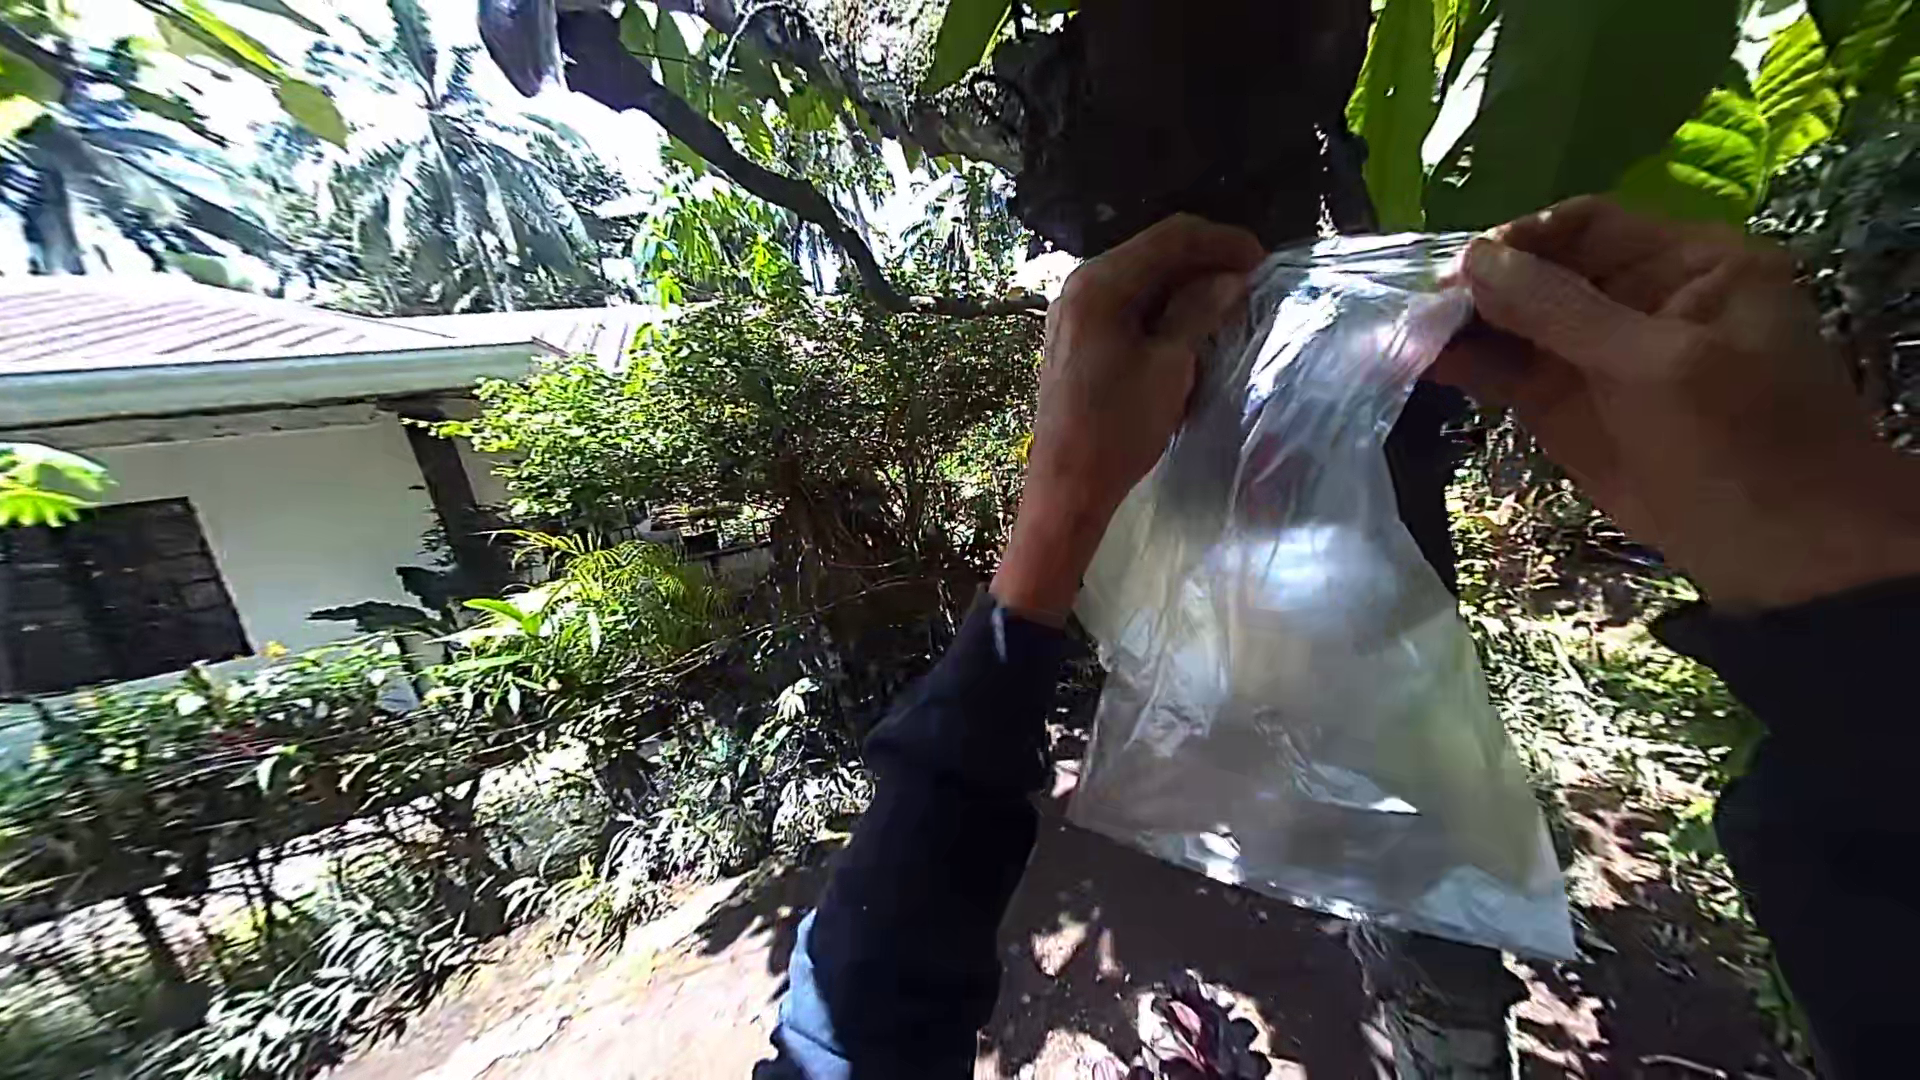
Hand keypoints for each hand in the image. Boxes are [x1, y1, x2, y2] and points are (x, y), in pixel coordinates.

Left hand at [991, 214, 1264, 620]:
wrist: (1068, 485)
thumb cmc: (1118, 429)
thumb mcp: (1169, 366)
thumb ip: (1198, 312)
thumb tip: (1229, 279)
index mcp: (1099, 284)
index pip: (1171, 236)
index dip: (1224, 242)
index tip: (1264, 262)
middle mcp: (1077, 288)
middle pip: (1151, 254)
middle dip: (1203, 264)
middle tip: (1247, 285)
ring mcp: (1070, 315)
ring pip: (1137, 282)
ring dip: (1181, 288)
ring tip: (1223, 307)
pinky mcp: (1072, 341)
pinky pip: (1121, 309)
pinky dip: (1155, 311)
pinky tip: (1184, 328)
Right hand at [1435, 196, 1919, 610]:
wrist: (1754, 530)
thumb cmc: (1732, 432)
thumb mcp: (1650, 360)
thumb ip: (1558, 309)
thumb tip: (1474, 260)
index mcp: (1679, 265)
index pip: (1583, 227)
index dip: (1517, 241)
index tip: (1455, 270)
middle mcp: (1622, 298)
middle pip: (1532, 274)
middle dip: (1473, 288)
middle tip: (1414, 310)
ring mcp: (1578, 351)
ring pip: (1504, 323)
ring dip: (1455, 328)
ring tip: (1403, 337)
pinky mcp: (1546, 395)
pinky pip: (1493, 368)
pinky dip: (1457, 365)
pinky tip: (1418, 364)